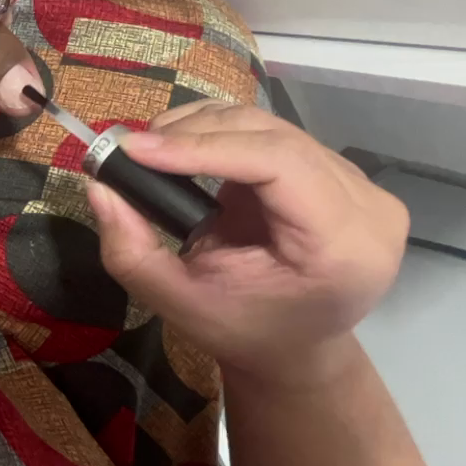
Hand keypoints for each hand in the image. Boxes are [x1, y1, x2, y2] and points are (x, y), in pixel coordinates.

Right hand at [84, 101, 408, 387]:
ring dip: (198, 125)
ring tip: (151, 148)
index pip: (279, 164)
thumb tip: (99, 187)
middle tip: (132, 149)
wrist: (293, 343)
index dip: (203, 148)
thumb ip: (132, 251)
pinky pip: (265, 128)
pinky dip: (213, 127)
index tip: (135, 149)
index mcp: (345, 248)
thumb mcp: (176, 301)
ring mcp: (355, 182)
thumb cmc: (241, 328)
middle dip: (192, 132)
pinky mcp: (330, 169)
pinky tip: (180, 146)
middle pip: (270, 135)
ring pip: (265, 123)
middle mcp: (366, 206)